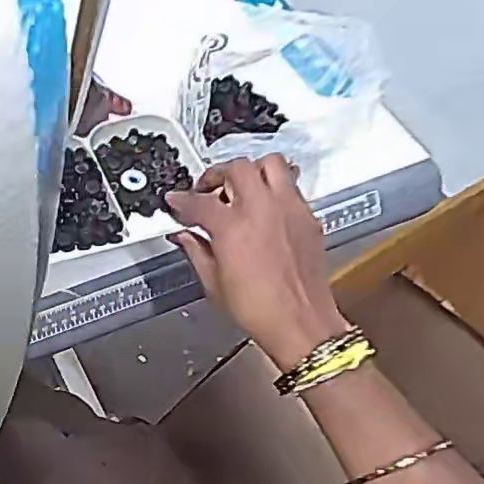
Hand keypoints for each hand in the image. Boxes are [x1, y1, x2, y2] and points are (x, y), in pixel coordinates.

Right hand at [164, 155, 349, 367]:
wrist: (298, 320)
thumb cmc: (259, 308)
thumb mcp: (213, 283)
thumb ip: (196, 251)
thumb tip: (185, 237)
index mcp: (232, 227)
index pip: (199, 201)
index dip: (181, 199)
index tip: (175, 200)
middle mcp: (263, 210)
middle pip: (237, 168)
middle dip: (216, 174)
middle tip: (206, 189)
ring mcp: (289, 209)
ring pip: (271, 164)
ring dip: (250, 171)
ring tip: (238, 188)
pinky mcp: (307, 216)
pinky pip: (289, 186)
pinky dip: (272, 188)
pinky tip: (263, 207)